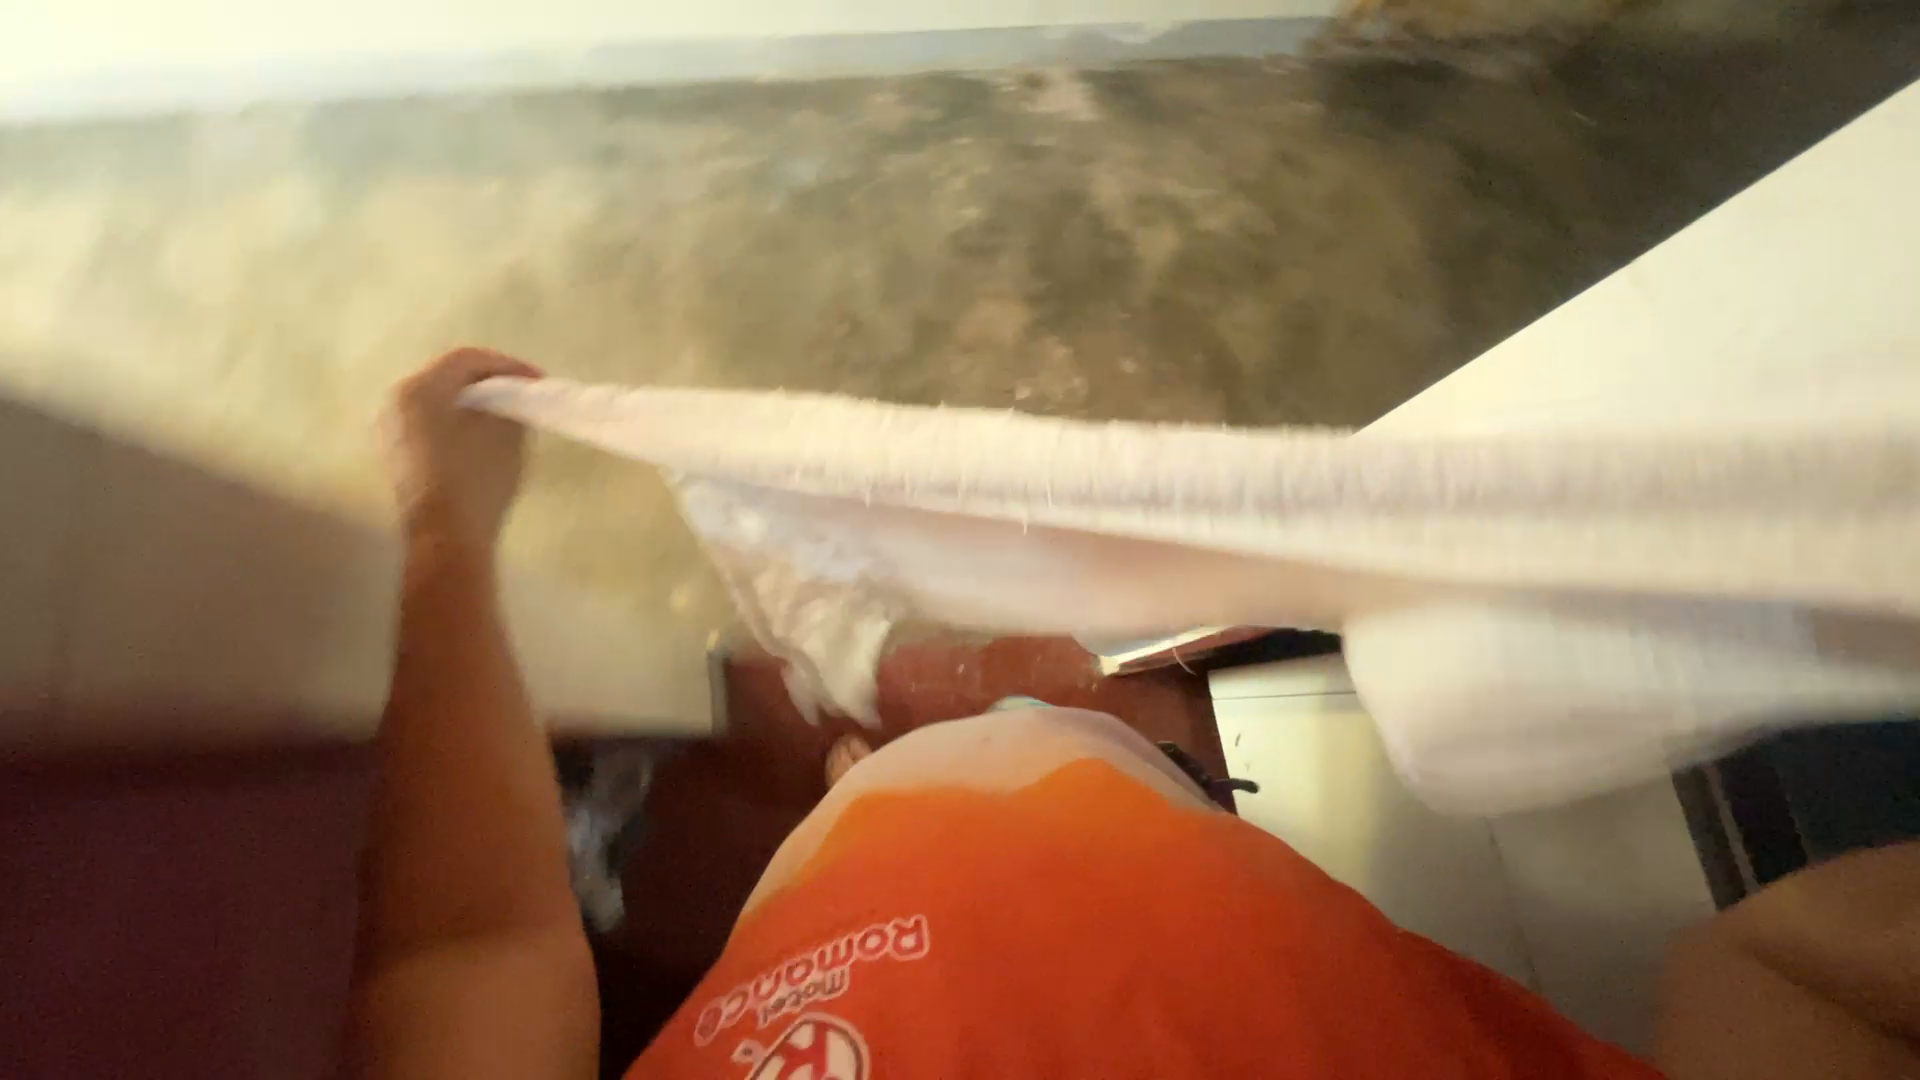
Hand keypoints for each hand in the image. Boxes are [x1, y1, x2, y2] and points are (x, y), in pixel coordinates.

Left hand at [383, 347, 543, 552]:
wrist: (446, 535)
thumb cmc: (477, 480)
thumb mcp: (506, 436)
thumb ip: (509, 405)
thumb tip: (508, 400)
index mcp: (420, 390)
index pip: (467, 360)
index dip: (508, 365)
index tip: (539, 381)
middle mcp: (395, 402)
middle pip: (448, 377)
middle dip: (490, 382)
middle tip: (524, 394)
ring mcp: (391, 430)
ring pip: (438, 401)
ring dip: (474, 403)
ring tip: (507, 416)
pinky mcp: (397, 454)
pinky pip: (430, 423)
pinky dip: (459, 421)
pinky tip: (483, 438)